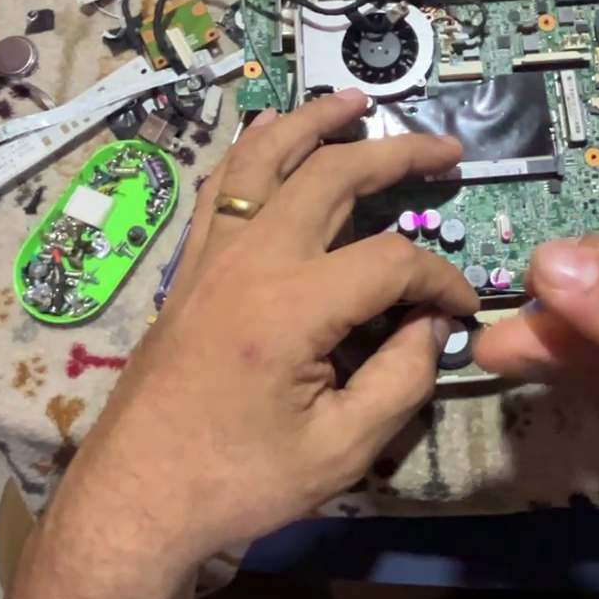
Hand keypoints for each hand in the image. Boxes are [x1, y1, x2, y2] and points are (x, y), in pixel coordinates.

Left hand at [54, 90, 479, 570]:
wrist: (137, 497)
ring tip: (355, 101)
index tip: (462, 306)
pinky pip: (222, 186)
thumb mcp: (341, 451)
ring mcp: (213, 253)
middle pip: (332, 176)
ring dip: (315, 122)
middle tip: (446, 149)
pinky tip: (273, 134)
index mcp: (291, 309)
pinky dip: (254, 150)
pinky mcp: (192, 263)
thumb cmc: (238, 481)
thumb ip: (402, 378)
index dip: (440, 278)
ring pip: (265, 158)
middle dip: (397, 155)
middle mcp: (251, 260)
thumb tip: (432, 320)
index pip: (390, 261)